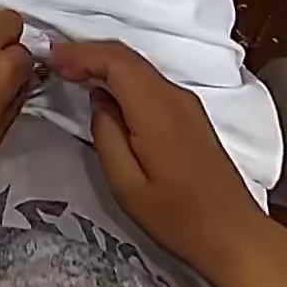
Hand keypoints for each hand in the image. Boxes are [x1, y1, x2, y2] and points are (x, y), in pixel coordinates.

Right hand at [52, 41, 281, 286]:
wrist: (233, 233)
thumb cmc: (178, 218)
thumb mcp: (127, 185)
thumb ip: (106, 135)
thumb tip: (99, 100)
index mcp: (157, 110)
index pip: (116, 61)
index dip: (82, 54)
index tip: (52, 59)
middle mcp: (174, 95)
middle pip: (127, 57)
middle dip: (89, 53)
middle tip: (55, 62)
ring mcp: (185, 101)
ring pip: (138, 66)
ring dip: (104, 63)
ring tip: (72, 72)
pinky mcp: (188, 111)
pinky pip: (148, 80)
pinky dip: (121, 76)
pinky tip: (104, 90)